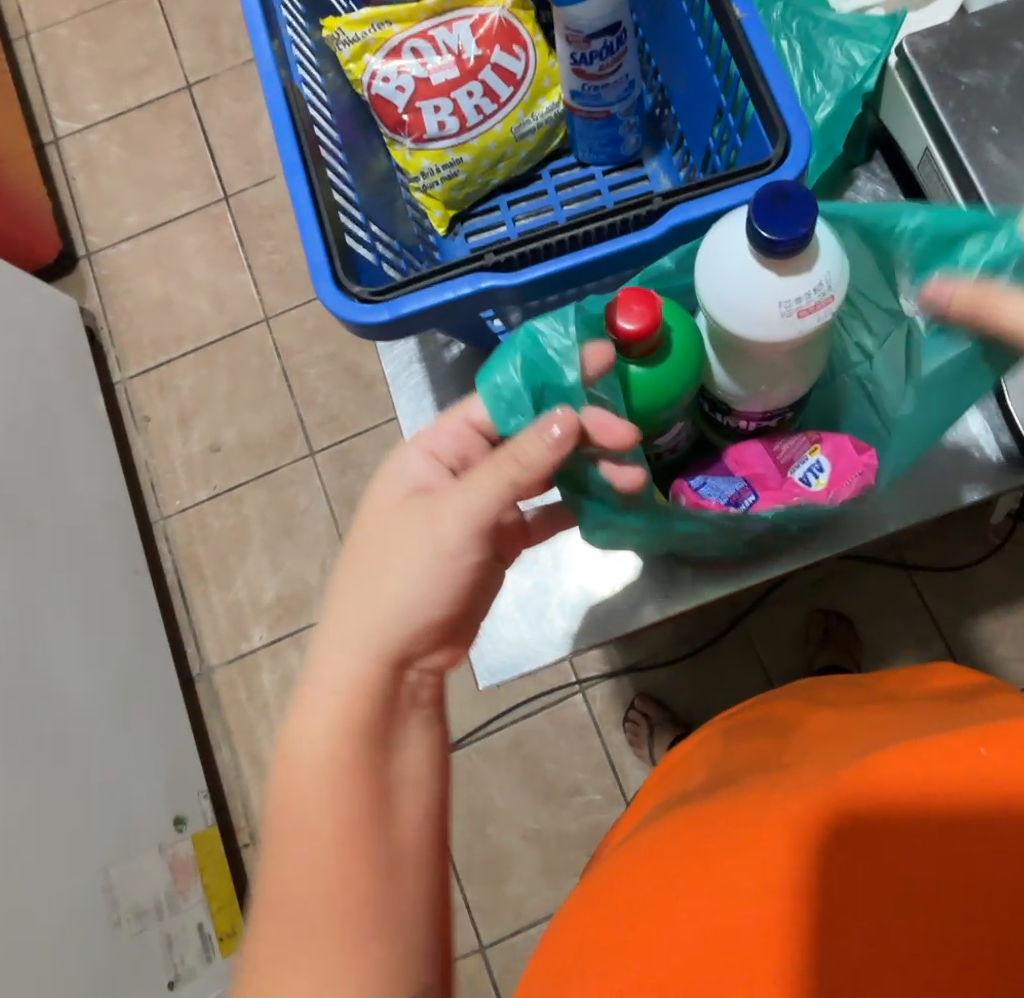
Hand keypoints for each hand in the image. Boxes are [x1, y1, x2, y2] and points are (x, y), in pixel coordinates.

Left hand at [319, 341, 645, 676]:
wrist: (389, 664)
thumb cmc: (407, 578)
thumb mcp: (459, 515)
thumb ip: (517, 464)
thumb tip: (570, 414)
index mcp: (438, 447)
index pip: (503, 398)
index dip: (553, 377)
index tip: (604, 360)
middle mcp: (463, 468)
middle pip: (531, 434)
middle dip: (581, 432)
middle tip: (631, 437)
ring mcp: (483, 506)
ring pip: (544, 474)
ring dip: (587, 471)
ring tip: (633, 478)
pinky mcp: (500, 541)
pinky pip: (545, 512)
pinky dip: (576, 506)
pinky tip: (611, 503)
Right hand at [918, 204, 1023, 429]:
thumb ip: (987, 305)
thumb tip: (926, 288)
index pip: (1013, 226)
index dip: (969, 251)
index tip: (927, 278)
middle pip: (1023, 255)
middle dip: (982, 283)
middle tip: (936, 309)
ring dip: (1002, 307)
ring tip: (956, 328)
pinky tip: (997, 343)